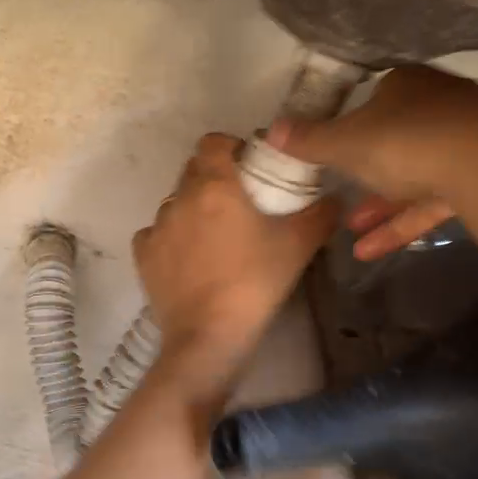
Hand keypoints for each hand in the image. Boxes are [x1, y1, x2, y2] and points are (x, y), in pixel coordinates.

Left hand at [133, 133, 334, 370]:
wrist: (207, 336)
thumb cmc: (254, 283)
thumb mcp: (299, 245)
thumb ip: (321, 213)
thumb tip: (334, 198)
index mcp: (213, 185)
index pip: (212, 143)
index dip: (230, 147)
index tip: (248, 165)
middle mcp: (178, 200)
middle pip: (191, 171)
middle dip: (212, 177)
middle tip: (237, 202)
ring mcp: (156, 230)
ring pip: (173, 204)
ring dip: (191, 209)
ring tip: (213, 236)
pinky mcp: (142, 258)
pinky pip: (154, 234)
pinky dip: (170, 237)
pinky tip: (187, 257)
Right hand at [269, 66, 477, 260]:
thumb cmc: (407, 143)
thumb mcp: (344, 144)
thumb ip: (308, 140)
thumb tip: (270, 130)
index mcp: (406, 84)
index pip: (373, 96)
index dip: (349, 122)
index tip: (331, 149)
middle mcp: (438, 104)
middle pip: (393, 136)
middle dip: (363, 171)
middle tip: (337, 196)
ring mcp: (464, 139)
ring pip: (413, 172)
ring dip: (380, 203)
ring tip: (350, 231)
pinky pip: (431, 199)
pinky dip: (401, 222)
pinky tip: (370, 250)